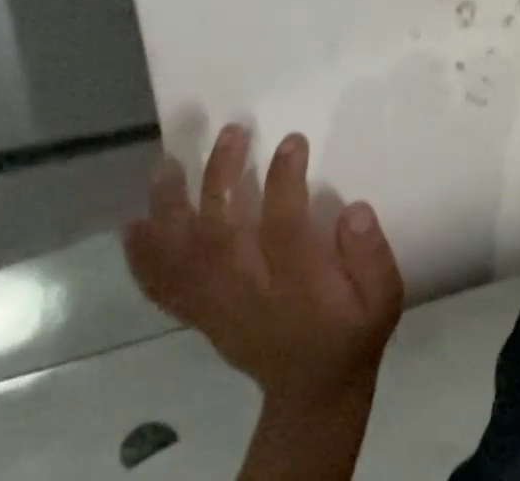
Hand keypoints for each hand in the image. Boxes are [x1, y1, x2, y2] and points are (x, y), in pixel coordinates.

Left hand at [123, 123, 404, 407]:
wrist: (314, 386)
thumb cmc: (355, 331)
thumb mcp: (385, 297)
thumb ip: (372, 256)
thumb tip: (355, 209)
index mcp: (296, 283)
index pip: (281, 224)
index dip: (283, 179)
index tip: (291, 140)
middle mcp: (246, 290)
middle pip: (219, 229)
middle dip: (220, 175)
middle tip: (232, 132)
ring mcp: (215, 303)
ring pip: (180, 251)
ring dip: (168, 206)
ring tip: (167, 163)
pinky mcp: (200, 313)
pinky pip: (161, 284)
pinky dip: (142, 255)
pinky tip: (135, 224)